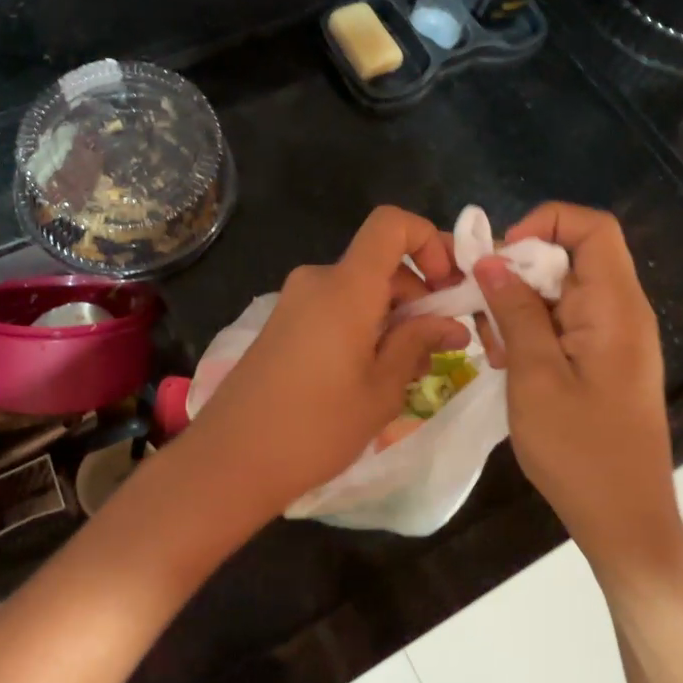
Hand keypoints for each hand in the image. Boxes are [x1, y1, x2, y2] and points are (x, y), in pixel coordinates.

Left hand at [180, 206, 471, 519]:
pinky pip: (336, 307)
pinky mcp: (283, 324)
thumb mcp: (381, 390)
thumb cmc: (315, 427)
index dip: (428, 241)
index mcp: (345, 286)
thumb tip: (452, 324)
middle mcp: (318, 280)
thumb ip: (417, 344)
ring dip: (394, 314)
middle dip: (420, 292)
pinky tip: (376, 373)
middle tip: (445, 342)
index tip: (448, 286)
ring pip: (360, 288)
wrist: (230, 459)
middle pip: (380, 262)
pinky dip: (365, 325)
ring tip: (414, 368)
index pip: (391, 223)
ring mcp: (295, 301)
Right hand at [475, 203, 679, 575]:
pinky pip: (562, 322)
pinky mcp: (601, 360)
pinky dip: (529, 331)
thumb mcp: (535, 377)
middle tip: (480, 310)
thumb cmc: (580, 451)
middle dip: (516, 272)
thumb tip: (490, 259)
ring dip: (517, 306)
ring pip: (558, 291)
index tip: (500, 257)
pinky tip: (506, 363)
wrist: (624, 521)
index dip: (544, 223)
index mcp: (615, 308)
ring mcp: (612, 337)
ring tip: (492, 346)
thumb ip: (514, 312)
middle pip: (568, 257)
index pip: (592, 227)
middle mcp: (620, 312)